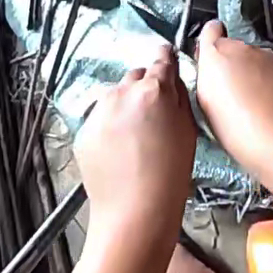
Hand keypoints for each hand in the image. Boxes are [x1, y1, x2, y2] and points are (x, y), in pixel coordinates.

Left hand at [75, 44, 196, 240]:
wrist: (133, 213)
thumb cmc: (169, 176)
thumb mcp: (188, 131)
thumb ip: (179, 97)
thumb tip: (172, 79)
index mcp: (153, 90)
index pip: (161, 58)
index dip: (166, 61)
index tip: (167, 63)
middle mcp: (122, 93)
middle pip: (136, 77)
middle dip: (145, 89)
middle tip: (155, 116)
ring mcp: (99, 111)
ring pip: (116, 97)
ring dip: (126, 107)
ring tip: (136, 138)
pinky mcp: (84, 130)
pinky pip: (101, 118)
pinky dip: (110, 126)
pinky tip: (120, 150)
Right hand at [195, 20, 272, 168]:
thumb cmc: (234, 127)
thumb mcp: (205, 103)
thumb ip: (206, 77)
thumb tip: (209, 69)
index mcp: (215, 54)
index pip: (211, 29)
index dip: (210, 42)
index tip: (210, 59)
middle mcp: (243, 49)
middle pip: (234, 49)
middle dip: (233, 65)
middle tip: (231, 93)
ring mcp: (268, 57)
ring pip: (256, 60)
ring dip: (254, 74)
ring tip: (253, 104)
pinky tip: (272, 106)